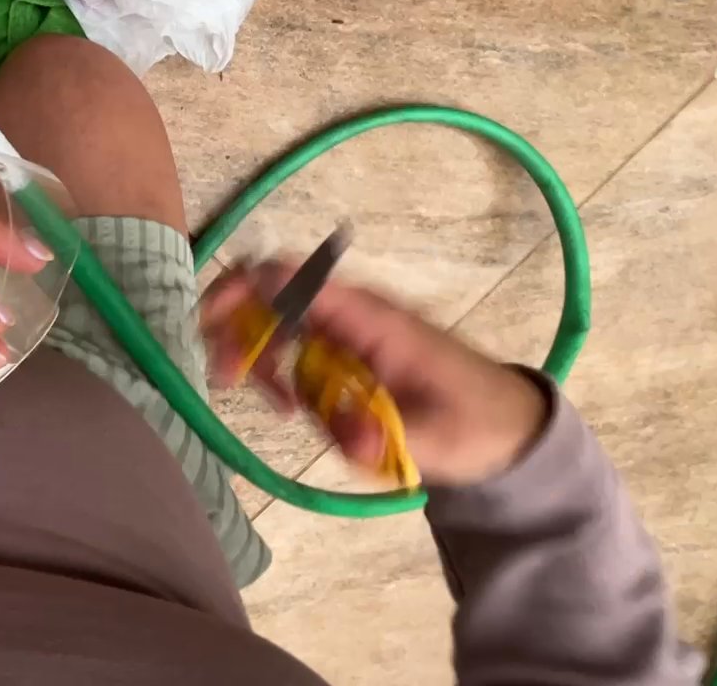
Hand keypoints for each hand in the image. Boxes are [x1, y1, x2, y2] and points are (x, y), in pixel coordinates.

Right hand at [201, 263, 549, 486]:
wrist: (506, 427)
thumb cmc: (473, 424)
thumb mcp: (433, 439)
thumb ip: (382, 436)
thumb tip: (346, 440)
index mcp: (366, 315)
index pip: (288, 276)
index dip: (240, 288)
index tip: (210, 324)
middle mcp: (344, 310)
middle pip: (264, 295)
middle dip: (234, 331)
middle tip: (226, 378)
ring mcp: (337, 326)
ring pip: (268, 321)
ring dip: (253, 358)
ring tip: (277, 405)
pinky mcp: (333, 346)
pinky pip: (284, 344)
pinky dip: (271, 371)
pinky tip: (288, 403)